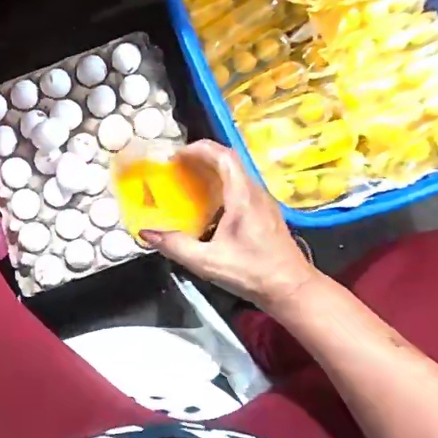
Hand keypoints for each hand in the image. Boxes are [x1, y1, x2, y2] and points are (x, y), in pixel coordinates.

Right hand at [141, 140, 316, 306]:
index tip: (176, 155)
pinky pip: (241, 187)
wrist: (291, 288)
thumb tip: (146, 234)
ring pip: (236, 173)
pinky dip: (221, 184)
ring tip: (188, 180)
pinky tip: (208, 203)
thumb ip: (175, 245)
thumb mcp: (207, 262)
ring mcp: (263, 202)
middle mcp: (255, 193)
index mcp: (243, 198)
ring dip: (212, 170)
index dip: (200, 149)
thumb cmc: (253, 273)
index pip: (224, 157)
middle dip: (202, 157)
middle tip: (176, 166)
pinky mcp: (265, 213)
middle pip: (230, 160)